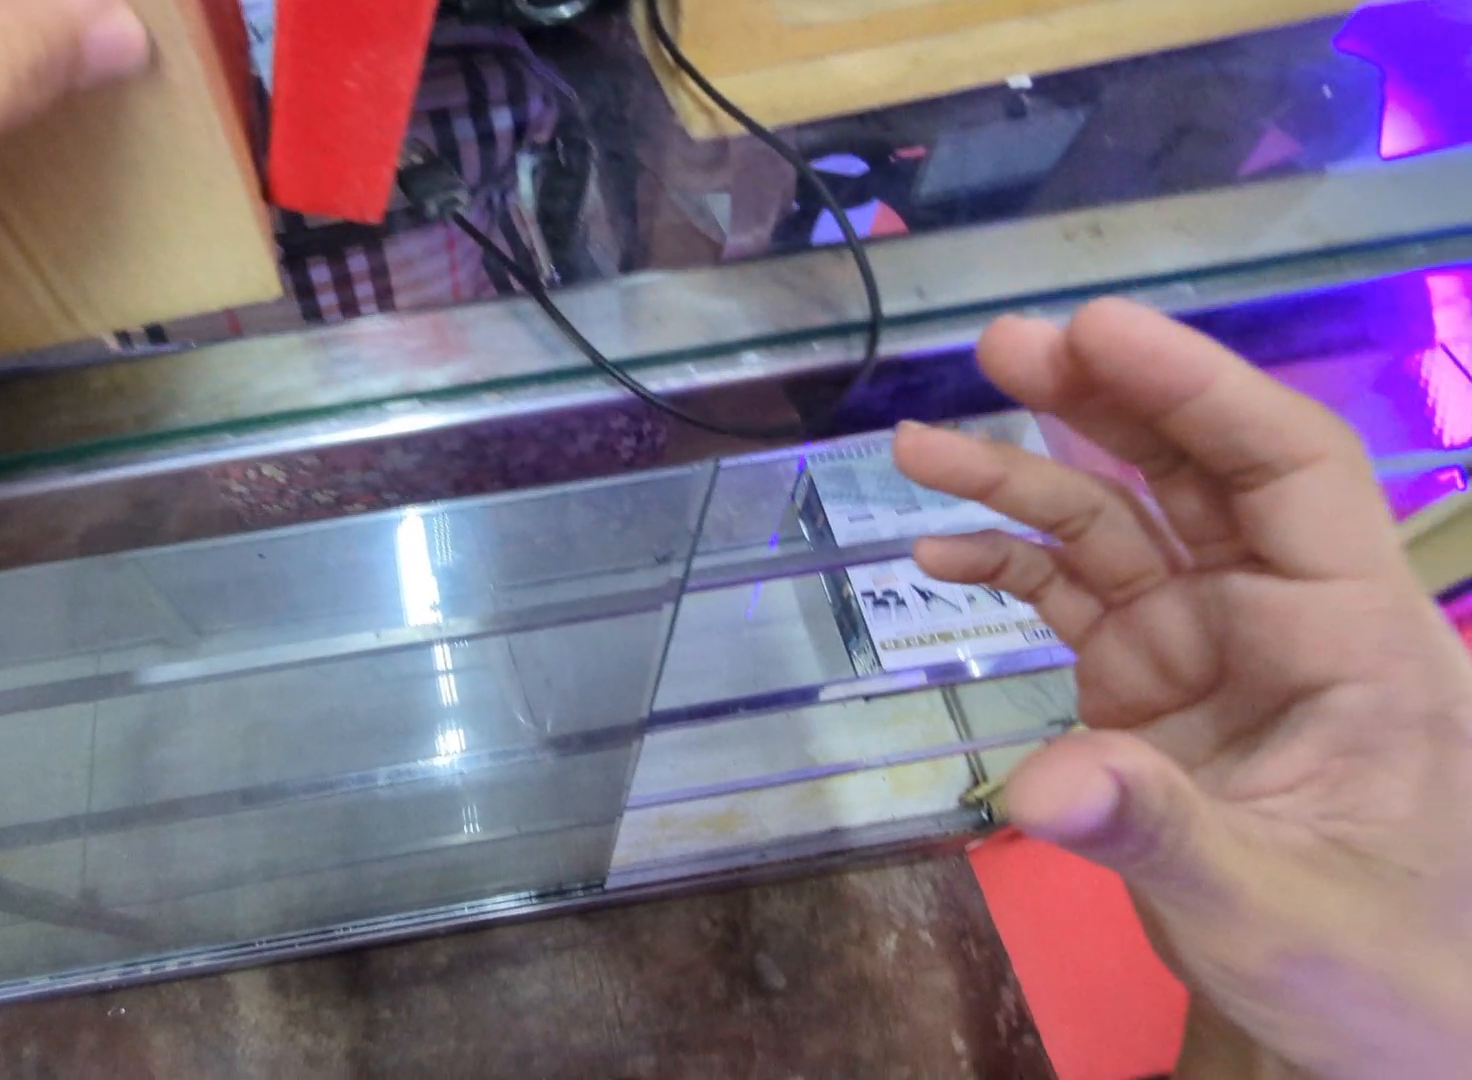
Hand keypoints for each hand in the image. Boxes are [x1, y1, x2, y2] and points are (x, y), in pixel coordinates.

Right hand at [894, 299, 1471, 1078]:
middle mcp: (1264, 608)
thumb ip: (1159, 830)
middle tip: (998, 347)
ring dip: (1009, 479)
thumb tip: (1036, 790)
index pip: (1278, 469)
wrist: (1357, 1012)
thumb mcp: (1274, 905)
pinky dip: (995, 566)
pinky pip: (1054, 592)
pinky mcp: (1128, 670)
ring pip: (1096, 523)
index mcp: (1348, 632)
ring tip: (915, 448)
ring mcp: (1187, 637)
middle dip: (1090, 401)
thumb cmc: (1376, 966)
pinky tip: (933, 555)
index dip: (1190, 387)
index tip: (1091, 329)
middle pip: (1176, 471)